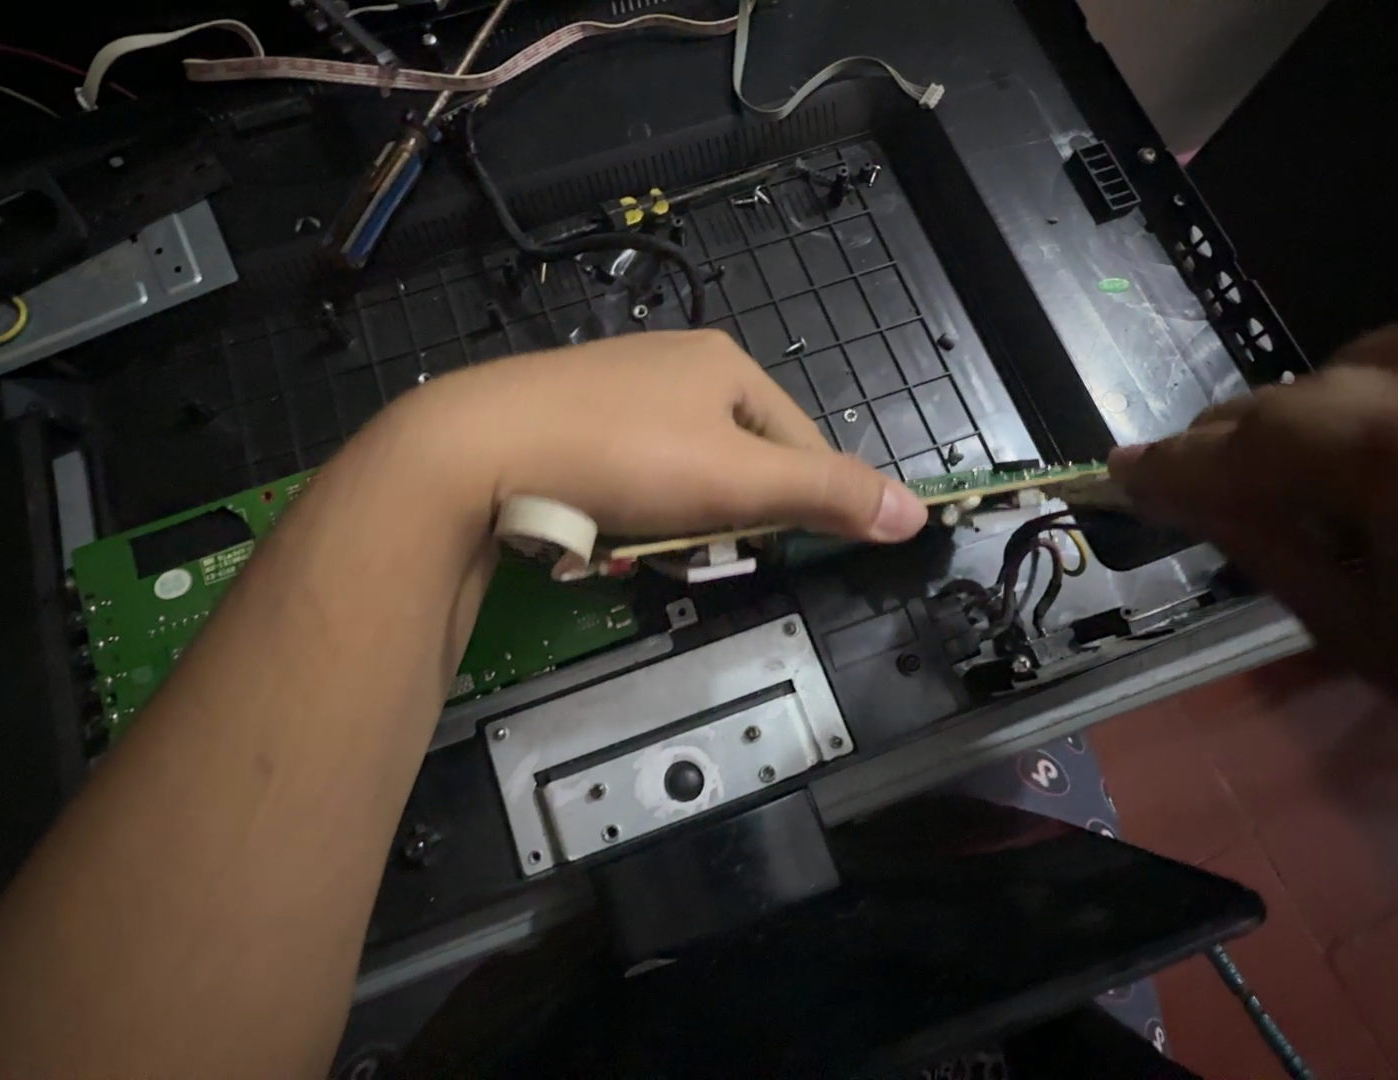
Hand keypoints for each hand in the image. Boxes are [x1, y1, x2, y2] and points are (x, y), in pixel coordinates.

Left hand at [381, 328, 927, 541]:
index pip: (801, 440)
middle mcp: (677, 362)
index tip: (785, 547)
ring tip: (640, 537)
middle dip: (726, 510)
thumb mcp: (736, 480)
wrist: (481, 447)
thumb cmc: (624, 456)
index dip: (805, 500)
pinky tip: (604, 519)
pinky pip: (630, 464)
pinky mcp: (572, 412)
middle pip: (739, 454)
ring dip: (676, 513)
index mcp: (727, 364)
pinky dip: (631, 499)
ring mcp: (619, 384)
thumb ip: (825, 494)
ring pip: (682, 464)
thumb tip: (916, 512)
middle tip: (694, 545)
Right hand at [1110, 304, 1397, 805]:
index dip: (1174, 462)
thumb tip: (1174, 494)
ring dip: (1298, 401)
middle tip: (1185, 480)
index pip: (1254, 444)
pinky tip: (1374, 410)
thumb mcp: (1355, 627)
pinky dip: (1388, 367)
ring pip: (1378, 356)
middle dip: (1226, 437)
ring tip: (1275, 446)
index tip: (1120, 475)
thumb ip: (1261, 541)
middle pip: (1305, 397)